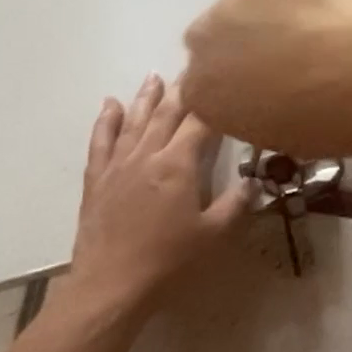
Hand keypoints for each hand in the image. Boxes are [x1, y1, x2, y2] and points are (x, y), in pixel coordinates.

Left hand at [58, 75, 253, 320]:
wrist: (111, 284)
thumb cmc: (167, 261)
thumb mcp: (212, 236)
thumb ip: (235, 205)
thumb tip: (254, 182)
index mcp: (178, 165)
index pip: (199, 123)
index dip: (212, 102)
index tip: (223, 83)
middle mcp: (147, 154)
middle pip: (166, 114)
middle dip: (182, 90)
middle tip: (192, 67)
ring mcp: (118, 164)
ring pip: (134, 120)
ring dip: (146, 96)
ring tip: (155, 76)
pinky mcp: (96, 178)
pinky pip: (101, 140)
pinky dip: (107, 119)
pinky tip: (111, 105)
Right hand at [182, 0, 351, 157]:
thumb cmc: (335, 123)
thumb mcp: (282, 137)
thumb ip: (253, 112)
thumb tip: (266, 95)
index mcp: (202, 95)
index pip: (202, 85)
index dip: (235, 82)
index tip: (265, 84)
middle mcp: (202, 41)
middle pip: (212, 36)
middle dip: (241, 42)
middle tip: (290, 51)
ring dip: (268, 6)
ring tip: (316, 21)